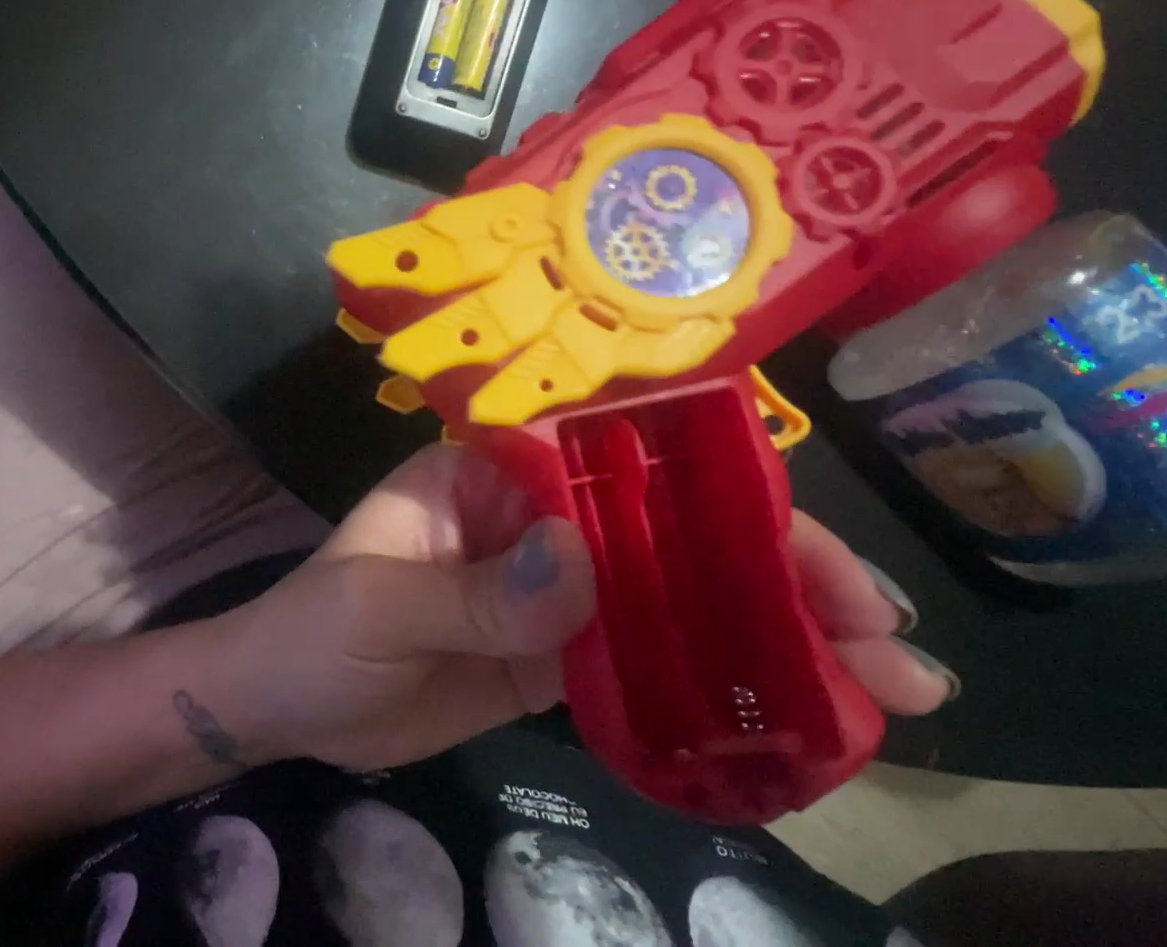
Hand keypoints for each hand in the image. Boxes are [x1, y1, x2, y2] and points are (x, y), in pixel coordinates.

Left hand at [208, 444, 953, 772]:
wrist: (281, 709)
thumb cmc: (310, 633)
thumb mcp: (378, 605)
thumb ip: (478, 592)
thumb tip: (585, 564)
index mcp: (485, 476)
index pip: (609, 457)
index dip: (707, 484)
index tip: (798, 534)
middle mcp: (530, 519)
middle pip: (664, 528)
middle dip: (771, 569)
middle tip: (883, 630)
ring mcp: (549, 590)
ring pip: (670, 597)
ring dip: (768, 632)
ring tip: (885, 682)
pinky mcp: (554, 656)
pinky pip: (644, 661)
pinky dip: (714, 682)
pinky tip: (793, 710)